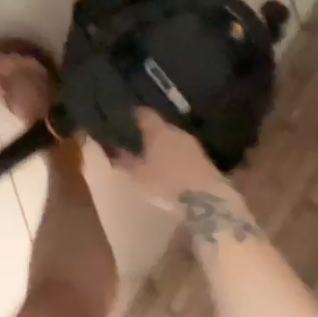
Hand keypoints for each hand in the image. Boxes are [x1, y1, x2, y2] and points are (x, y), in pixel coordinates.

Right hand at [112, 107, 237, 208]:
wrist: (207, 202)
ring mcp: (194, 146)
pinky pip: (185, 154)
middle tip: (137, 142)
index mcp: (158, 130)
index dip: (134, 114)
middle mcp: (177, 132)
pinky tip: (171, 169)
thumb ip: (122, 162)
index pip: (144, 114)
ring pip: (174, 140)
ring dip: (165, 147)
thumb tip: (110, 150)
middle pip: (161, 127)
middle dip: (149, 133)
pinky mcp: (206, 161)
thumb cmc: (165, 184)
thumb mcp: (136, 176)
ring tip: (153, 157)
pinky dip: (176, 158)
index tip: (125, 118)